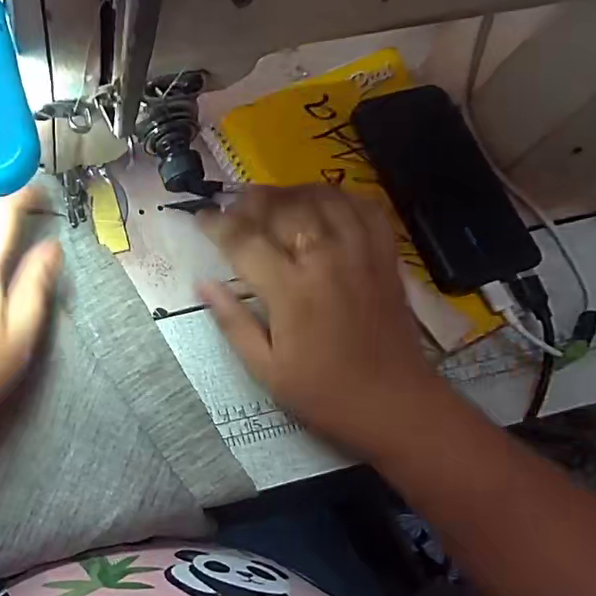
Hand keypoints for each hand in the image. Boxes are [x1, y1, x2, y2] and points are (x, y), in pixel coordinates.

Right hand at [199, 185, 454, 458]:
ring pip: (323, 198)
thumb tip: (203, 284)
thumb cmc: (324, 393)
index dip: (217, 225)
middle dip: (252, 201)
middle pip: (283, 207)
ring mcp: (360, 253)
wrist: (394, 404)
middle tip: (235, 207)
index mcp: (290, 290)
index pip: (244, 241)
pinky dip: (342, 197)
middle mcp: (325, 259)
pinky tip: (325, 203)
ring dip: (293, 192)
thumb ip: (233, 322)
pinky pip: (365, 208)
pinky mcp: (386, 257)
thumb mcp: (266, 369)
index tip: (201, 218)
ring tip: (274, 200)